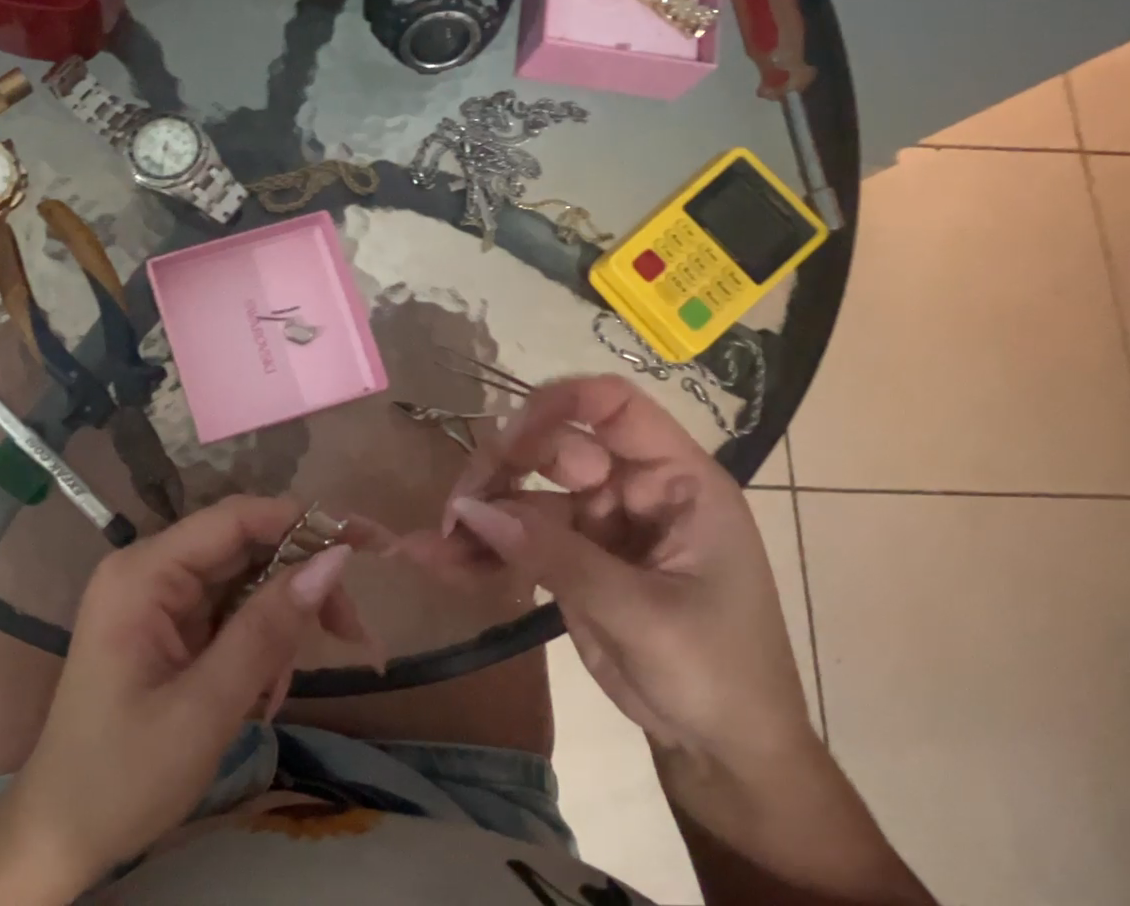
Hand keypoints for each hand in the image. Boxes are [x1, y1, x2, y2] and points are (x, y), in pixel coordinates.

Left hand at [4, 496, 358, 886]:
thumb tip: (334, 560)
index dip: (304, 521)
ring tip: (281, 691)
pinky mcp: (166, 631)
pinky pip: (228, 619)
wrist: (64, 830)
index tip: (371, 543)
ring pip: (243, 586)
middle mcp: (147, 573)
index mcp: (142, 574)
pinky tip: (262, 697)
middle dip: (301, 586)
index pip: (235, 519)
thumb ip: (267, 630)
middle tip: (354, 634)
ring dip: (280, 629)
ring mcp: (155, 602)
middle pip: (245, 549)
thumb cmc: (124, 774)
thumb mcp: (205, 707)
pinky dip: (257, 651)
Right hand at [426, 374, 813, 762]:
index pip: (617, 409)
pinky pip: (516, 541)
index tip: (505, 441)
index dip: (560, 406)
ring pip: (524, 497)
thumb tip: (471, 510)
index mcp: (677, 484)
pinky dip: (479, 551)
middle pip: (554, 448)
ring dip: (478, 518)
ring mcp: (598, 528)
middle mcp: (634, 492)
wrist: (723, 749)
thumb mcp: (640, 613)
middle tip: (457, 511)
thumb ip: (556, 557)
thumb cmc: (716, 673)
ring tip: (432, 548)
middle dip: (500, 471)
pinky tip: (439, 563)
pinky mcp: (570, 562)